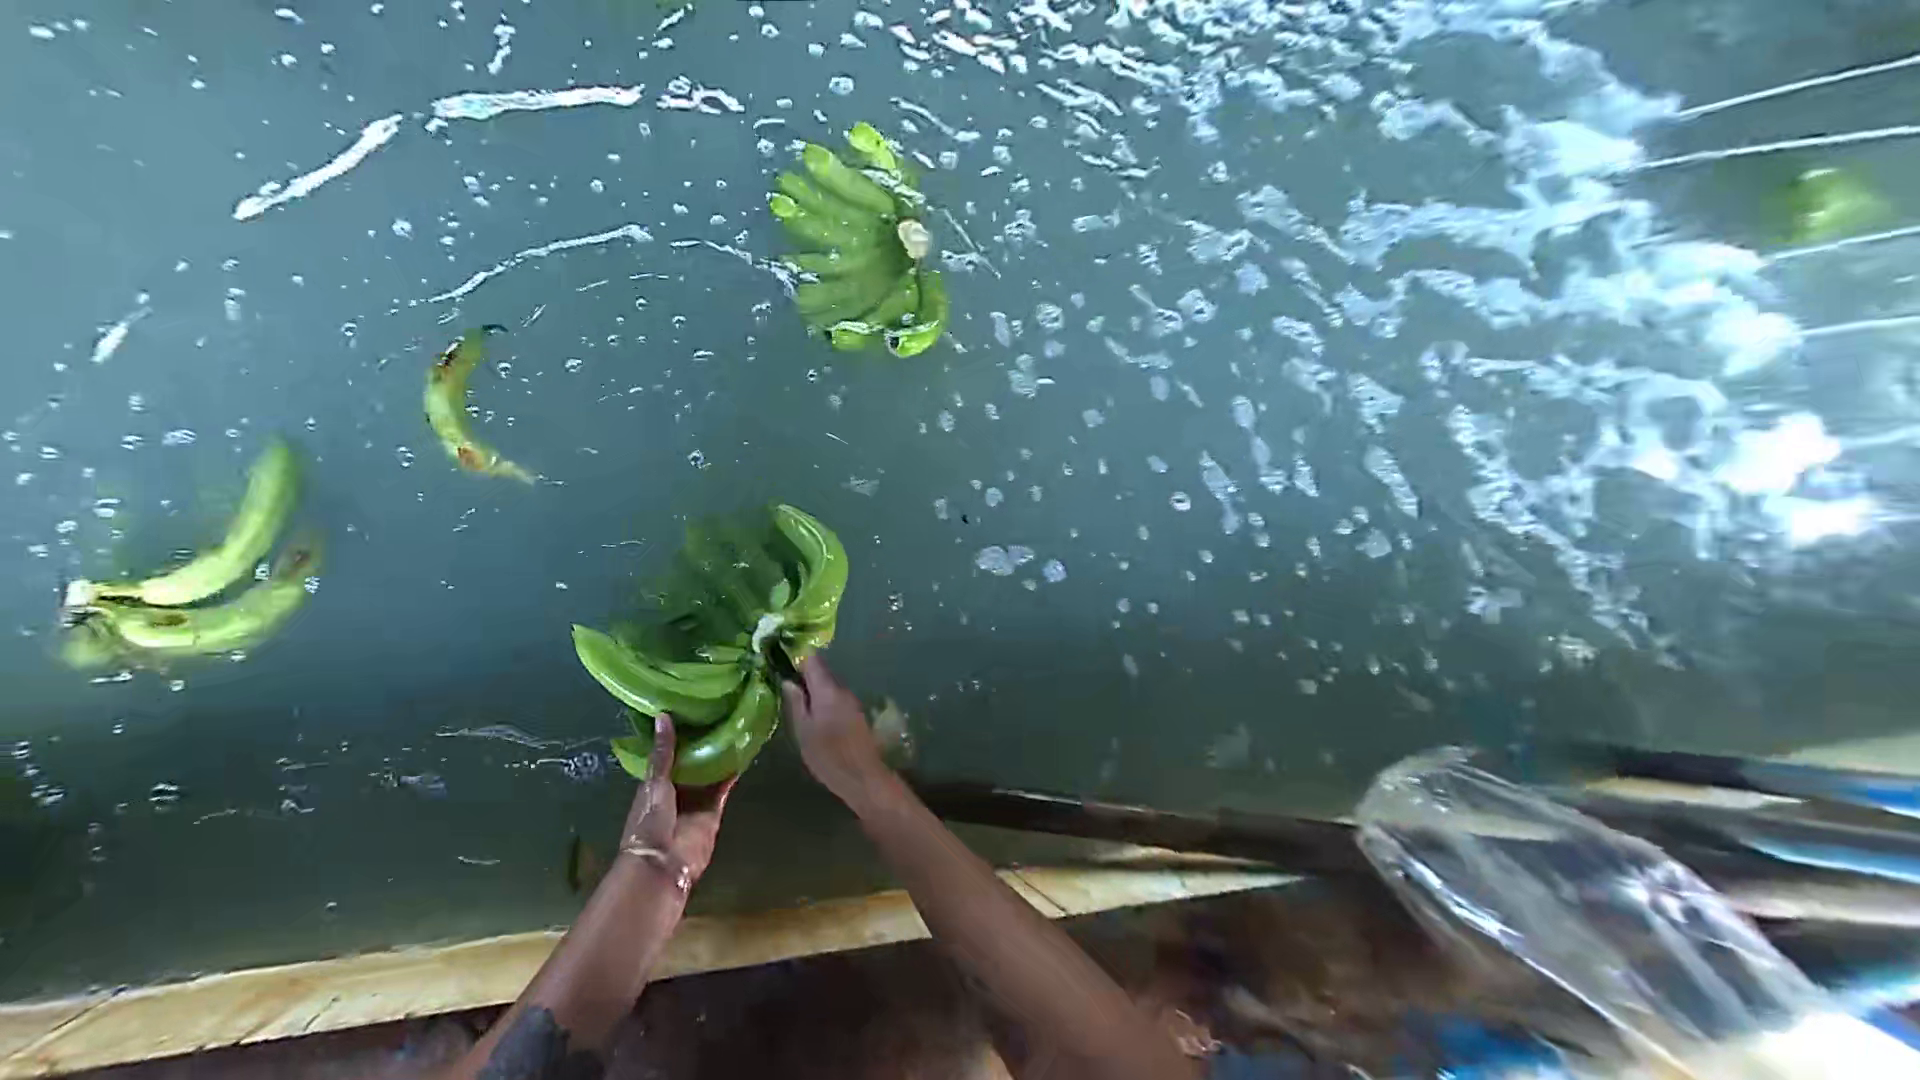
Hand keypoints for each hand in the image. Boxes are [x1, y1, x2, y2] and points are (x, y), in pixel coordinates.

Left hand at [618, 713, 735, 894]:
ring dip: (719, 754)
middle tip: (719, 711)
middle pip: (691, 761)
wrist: (665, 862)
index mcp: (655, 782)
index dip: (678, 734)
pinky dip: (732, 770)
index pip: (668, 753)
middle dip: (702, 742)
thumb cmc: (650, 821)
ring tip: (735, 725)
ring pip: (710, 771)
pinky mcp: (714, 808)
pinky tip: (744, 751)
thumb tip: (663, 716)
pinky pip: (724, 785)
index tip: (691, 709)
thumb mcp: (654, 782)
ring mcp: (696, 799)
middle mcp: (676, 788)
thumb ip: (663, 752)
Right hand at [779, 653, 886, 804]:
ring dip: (814, 693)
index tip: (782, 664)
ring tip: (798, 707)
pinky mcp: (856, 713)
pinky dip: (824, 703)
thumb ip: (796, 703)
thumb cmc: (828, 756)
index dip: (797, 658)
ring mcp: (852, 701)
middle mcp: (842, 690)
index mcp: (828, 690)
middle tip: (785, 691)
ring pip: (829, 688)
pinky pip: (836, 699)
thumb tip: (789, 680)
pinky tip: (816, 719)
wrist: (863, 777)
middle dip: (804, 678)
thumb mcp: (803, 731)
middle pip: (821, 673)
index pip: (813, 660)